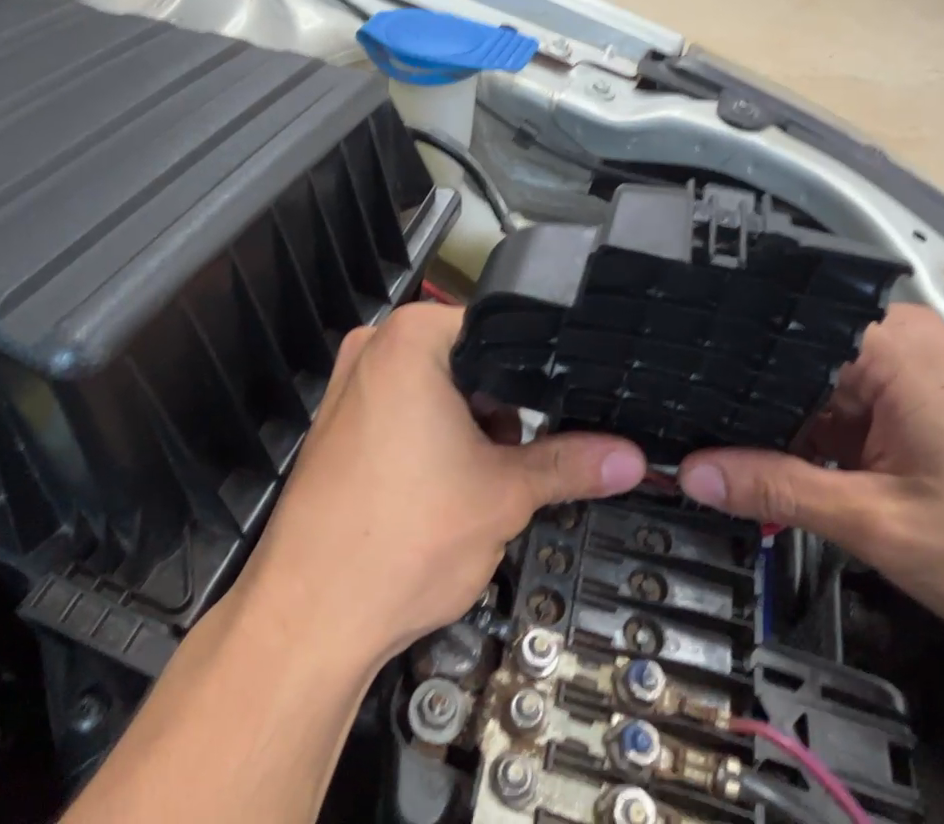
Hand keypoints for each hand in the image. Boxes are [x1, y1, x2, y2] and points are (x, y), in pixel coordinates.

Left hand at [235, 303, 646, 663]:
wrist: (313, 615)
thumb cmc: (406, 538)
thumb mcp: (505, 494)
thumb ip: (571, 464)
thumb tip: (630, 457)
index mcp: (409, 339)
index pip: (501, 327)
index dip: (545, 366)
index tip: (575, 401)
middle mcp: (372, 351)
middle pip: (468, 363)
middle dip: (506, 408)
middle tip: (531, 452)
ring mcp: (349, 392)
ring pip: (439, 395)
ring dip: (472, 431)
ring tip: (489, 480)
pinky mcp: (339, 433)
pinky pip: (406, 420)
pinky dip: (436, 446)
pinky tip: (450, 492)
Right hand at [677, 304, 943, 658]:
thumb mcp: (876, 524)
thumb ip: (775, 490)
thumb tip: (691, 470)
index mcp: (892, 346)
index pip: (776, 340)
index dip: (722, 379)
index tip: (674, 414)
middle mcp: (905, 345)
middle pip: (792, 369)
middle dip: (749, 419)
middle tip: (692, 457)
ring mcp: (919, 378)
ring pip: (816, 397)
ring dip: (784, 442)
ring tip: (736, 477)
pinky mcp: (929, 411)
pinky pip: (849, 417)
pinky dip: (820, 453)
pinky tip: (789, 485)